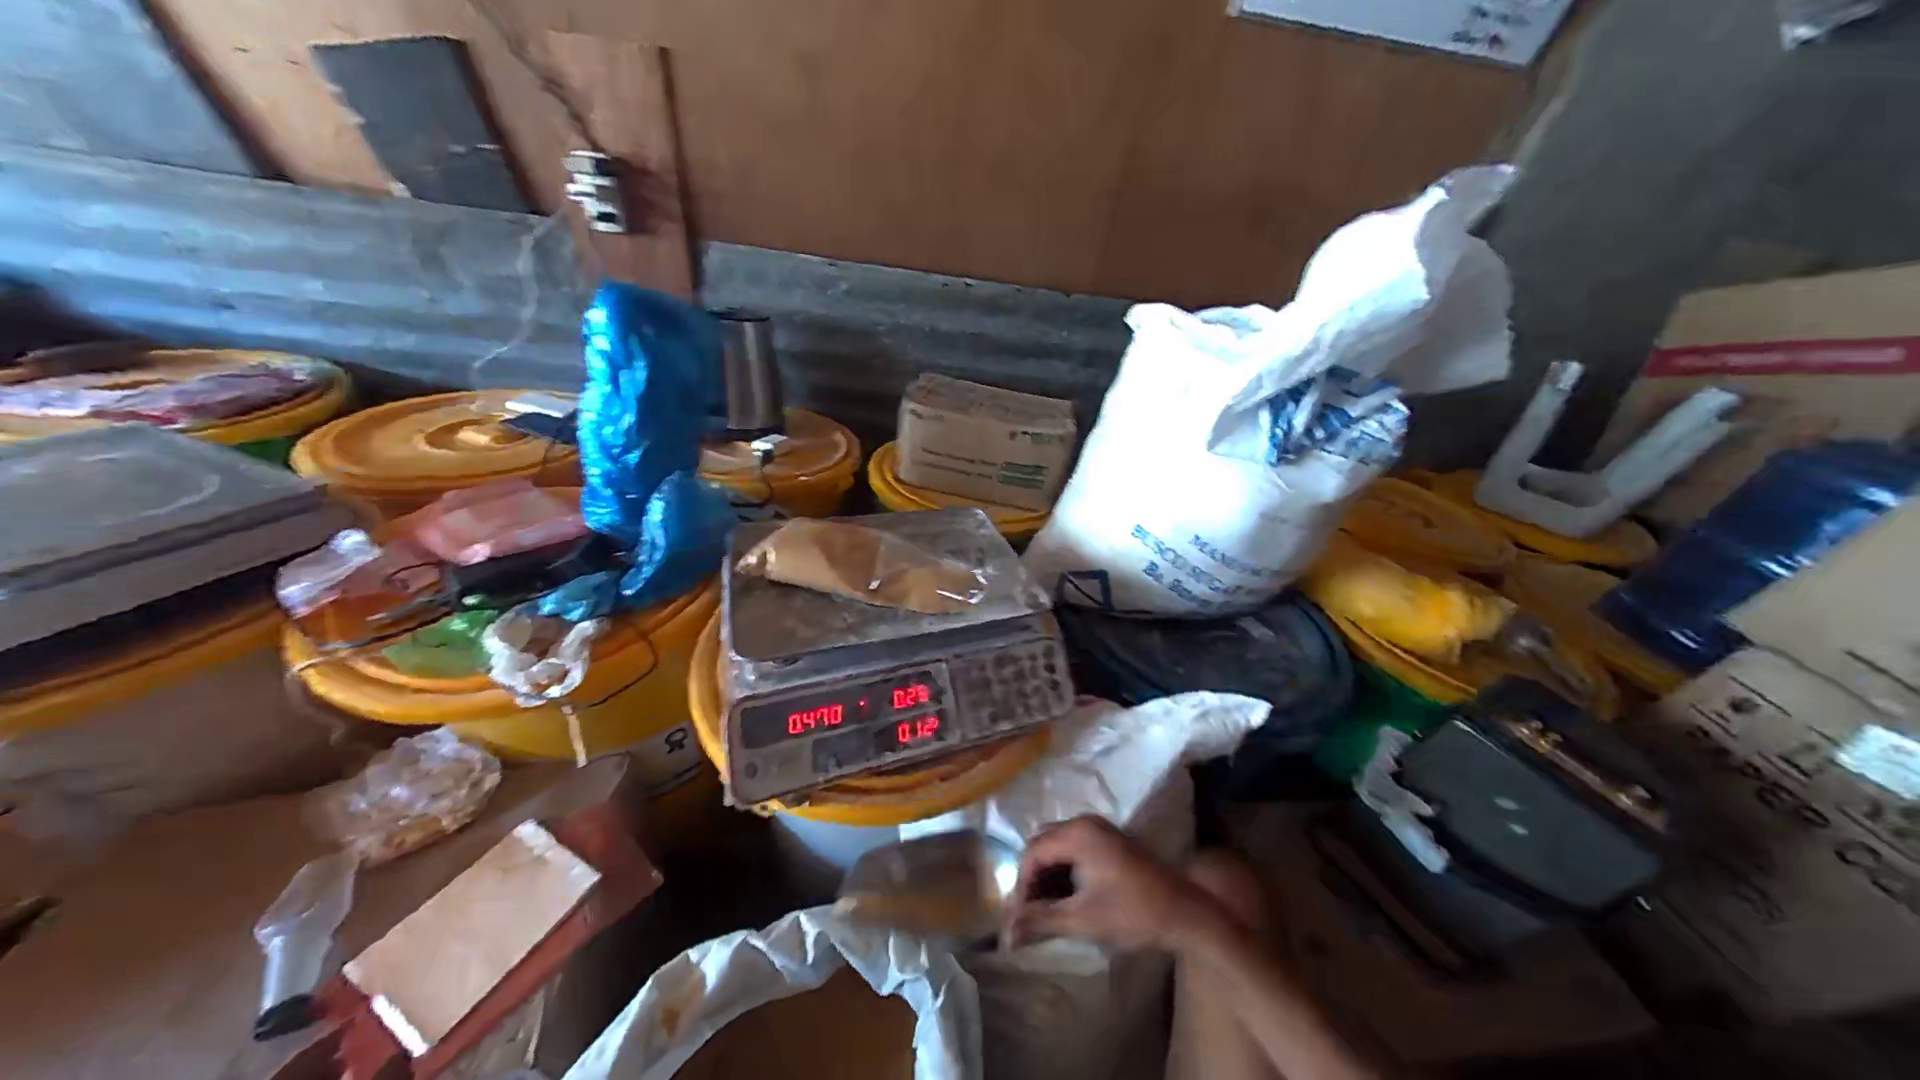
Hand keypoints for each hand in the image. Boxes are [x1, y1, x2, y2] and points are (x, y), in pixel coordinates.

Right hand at [1004, 816, 1228, 951]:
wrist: (1187, 912)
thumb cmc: (1134, 913)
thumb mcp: (1083, 920)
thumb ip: (1041, 922)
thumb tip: (1006, 935)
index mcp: (1077, 834)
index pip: (1032, 853)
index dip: (1020, 886)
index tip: (1017, 918)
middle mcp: (1084, 822)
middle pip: (1041, 844)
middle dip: (1031, 879)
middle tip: (1027, 913)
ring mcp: (1099, 829)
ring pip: (1057, 846)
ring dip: (1047, 876)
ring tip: (1044, 910)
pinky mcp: (1109, 840)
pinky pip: (1073, 848)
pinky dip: (1063, 871)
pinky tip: (1065, 898)